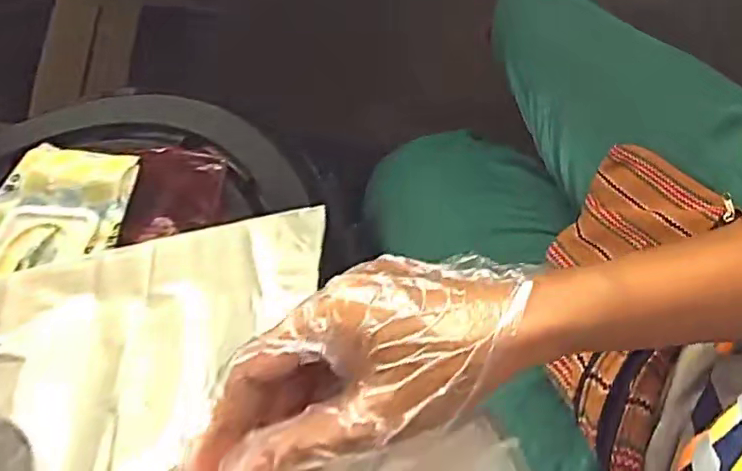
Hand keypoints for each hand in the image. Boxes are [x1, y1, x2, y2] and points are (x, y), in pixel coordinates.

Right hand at [183, 256, 531, 470]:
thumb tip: (239, 468)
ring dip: (293, 401)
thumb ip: (293, 445)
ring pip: (314, 349)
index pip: (252, 366)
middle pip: (282, 356)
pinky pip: (344, 340)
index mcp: (330, 308)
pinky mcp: (396, 296)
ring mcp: (374, 289)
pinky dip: (328, 380)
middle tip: (248, 469)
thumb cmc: (444, 368)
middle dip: (257, 417)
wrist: (518, 323)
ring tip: (283, 454)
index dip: (222, 425)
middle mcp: (345, 289)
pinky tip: (325, 417)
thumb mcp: (366, 418)